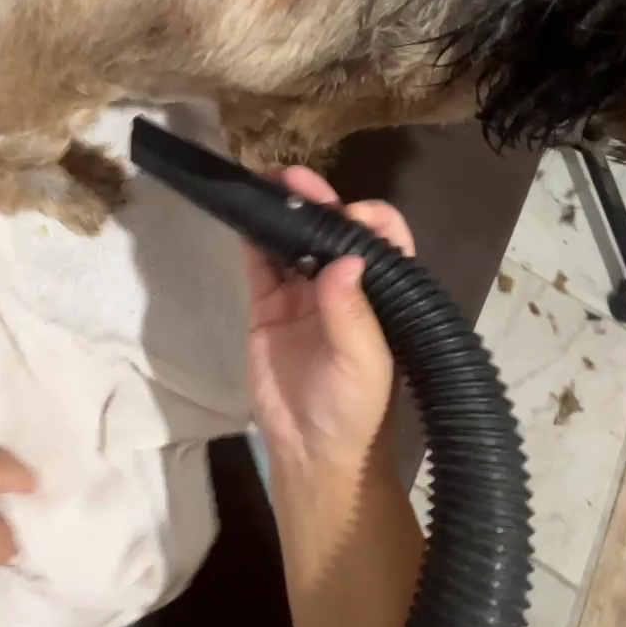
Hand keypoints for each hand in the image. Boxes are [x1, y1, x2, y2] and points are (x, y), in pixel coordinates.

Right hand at [244, 166, 412, 478]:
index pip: (382, 241)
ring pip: (292, 239)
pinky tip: (243, 213)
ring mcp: (301, 291)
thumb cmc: (353, 408)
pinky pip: (259, 262)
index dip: (368, 219)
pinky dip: (251, 237)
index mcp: (380, 295)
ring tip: (263, 182)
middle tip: (293, 178)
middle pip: (332, 231)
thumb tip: (348, 259)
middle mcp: (342, 285)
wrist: (309, 449)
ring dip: (280, 210)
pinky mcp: (266, 302)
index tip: (347, 213)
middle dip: (316, 201)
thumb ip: (354, 313)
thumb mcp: (365, 364)